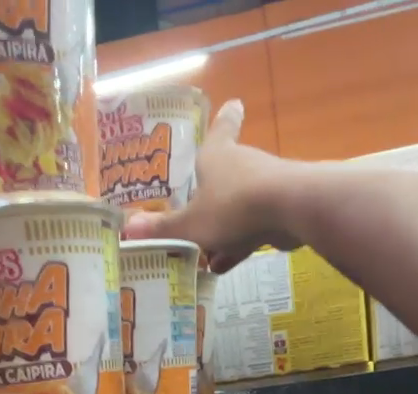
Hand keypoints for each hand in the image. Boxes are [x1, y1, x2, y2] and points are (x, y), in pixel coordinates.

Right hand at [123, 100, 306, 273]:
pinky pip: (251, 229)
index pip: (220, 129)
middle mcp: (241, 165)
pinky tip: (222, 267)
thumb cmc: (233, 205)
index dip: (223, 119)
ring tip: (201, 254)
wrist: (290, 210)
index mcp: (217, 156)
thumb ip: (164, 228)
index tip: (233, 103)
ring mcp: (263, 188)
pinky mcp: (279, 212)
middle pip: (223, 176)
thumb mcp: (192, 223)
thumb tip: (127, 228)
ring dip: (220, 229)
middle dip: (208, 195)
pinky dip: (237, 244)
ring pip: (236, 207)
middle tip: (191, 211)